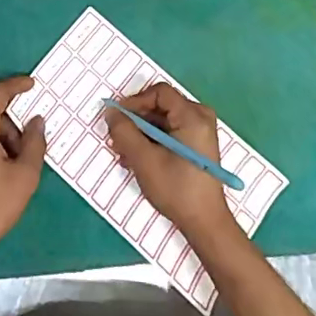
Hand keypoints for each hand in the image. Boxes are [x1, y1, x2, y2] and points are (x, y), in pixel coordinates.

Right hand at [106, 83, 235, 240]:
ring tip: (123, 154)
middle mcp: (200, 118)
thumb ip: (124, 131)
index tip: (117, 119)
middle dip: (135, 121)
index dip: (135, 102)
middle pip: (160, 107)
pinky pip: (170, 132)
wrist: (204, 223)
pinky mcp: (196, 145)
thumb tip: (111, 112)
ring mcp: (200, 132)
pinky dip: (152, 142)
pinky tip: (137, 159)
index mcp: (193, 116)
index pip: (159, 93)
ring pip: (162, 121)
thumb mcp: (144, 159)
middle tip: (117, 139)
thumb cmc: (176, 189)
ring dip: (141, 134)